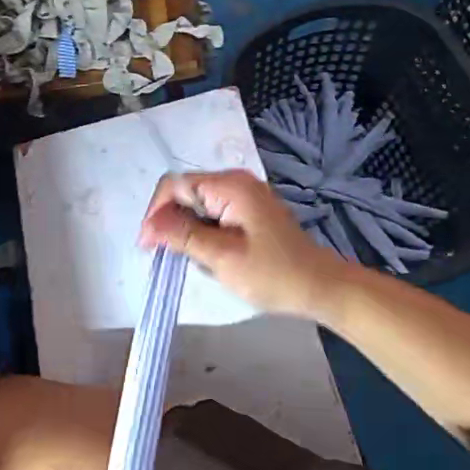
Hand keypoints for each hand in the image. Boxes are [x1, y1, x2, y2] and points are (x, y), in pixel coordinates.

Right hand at [138, 170, 347, 317]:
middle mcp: (236, 182)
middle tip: (162, 254)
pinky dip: (201, 231)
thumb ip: (183, 235)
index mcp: (230, 186)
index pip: (175, 185)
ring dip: (185, 228)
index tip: (148, 245)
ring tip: (185, 257)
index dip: (156, 212)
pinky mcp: (248, 210)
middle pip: (185, 191)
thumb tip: (149, 224)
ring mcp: (244, 195)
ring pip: (197, 204)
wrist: (321, 287)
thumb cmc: (273, 274)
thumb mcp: (222, 257)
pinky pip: (212, 212)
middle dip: (168, 220)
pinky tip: (205, 253)